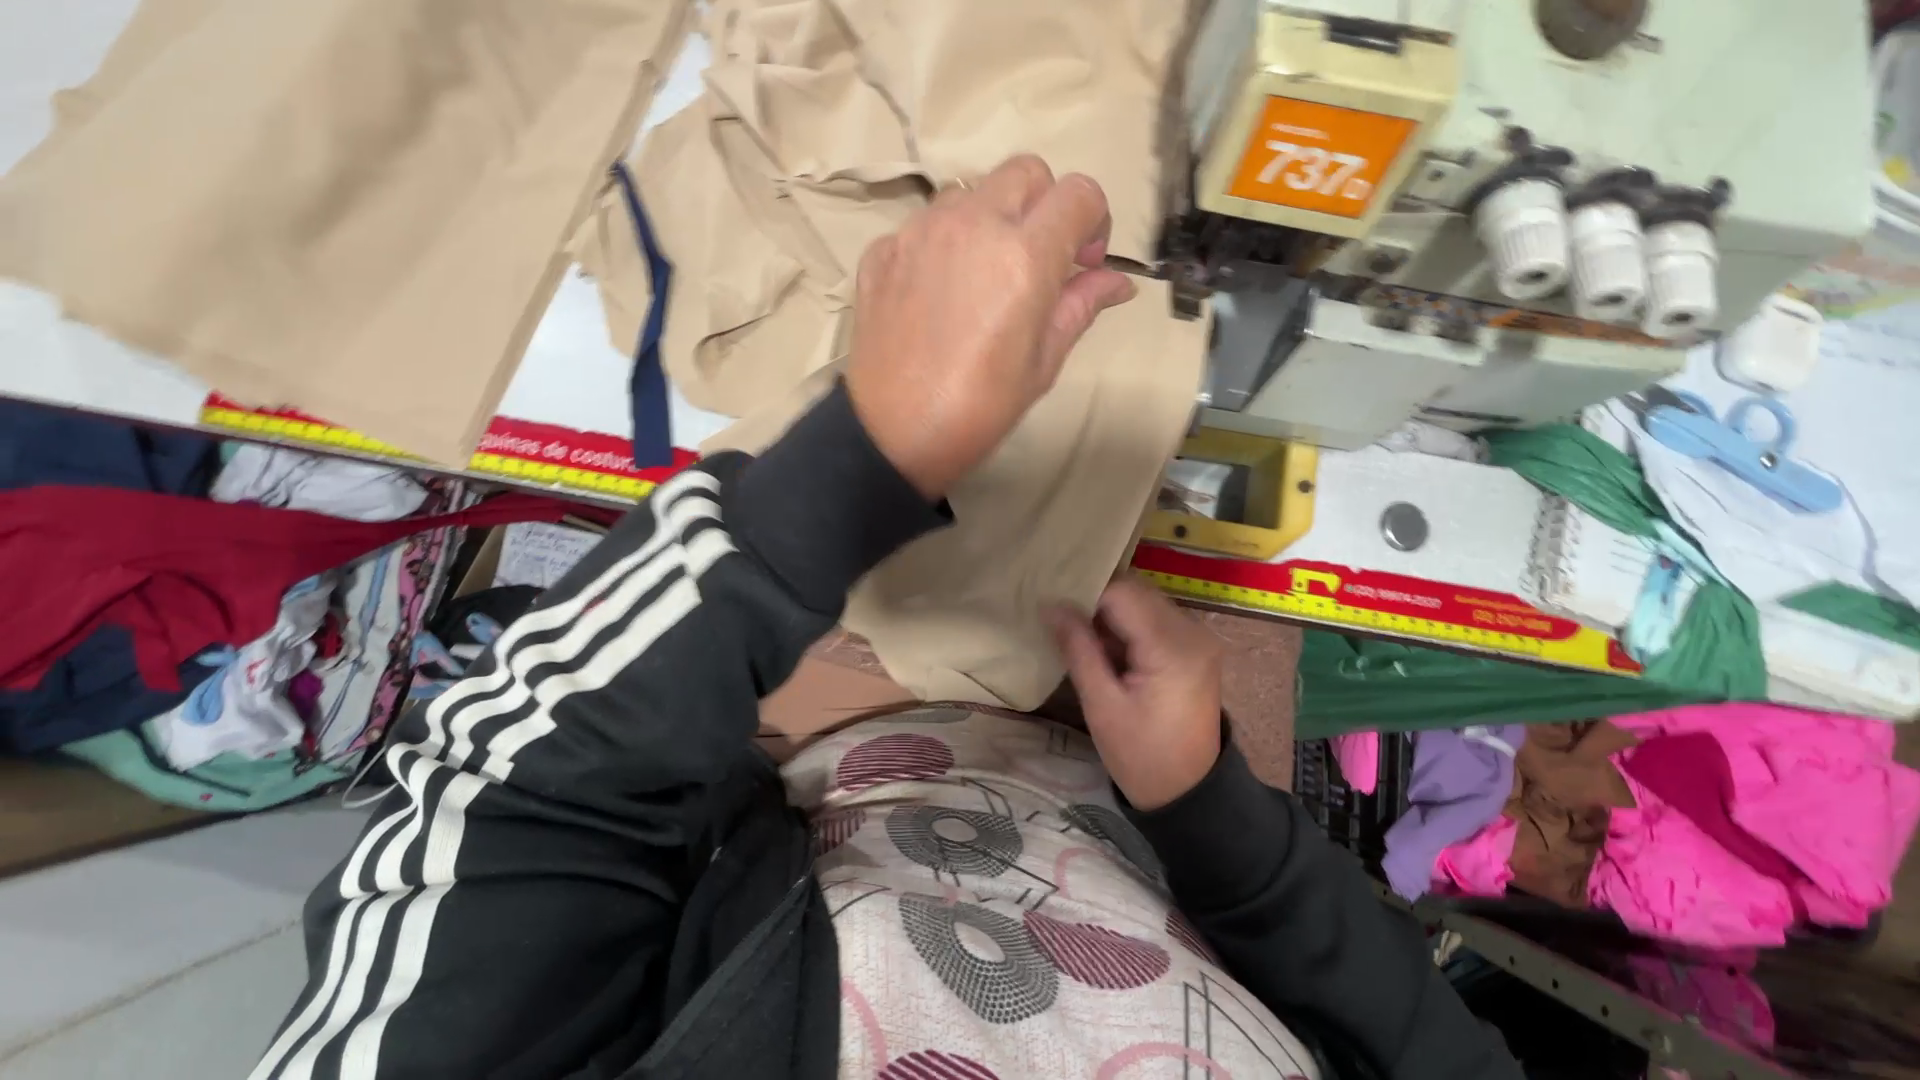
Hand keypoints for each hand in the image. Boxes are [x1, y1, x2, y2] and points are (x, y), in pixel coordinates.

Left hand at [845, 154, 1138, 498]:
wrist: (892, 435)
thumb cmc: (979, 408)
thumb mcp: (1042, 362)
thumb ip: (1080, 306)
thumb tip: (1116, 281)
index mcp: (1023, 254)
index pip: (1079, 193)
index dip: (1093, 221)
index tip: (1083, 262)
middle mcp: (971, 225)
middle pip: (1025, 173)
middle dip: (1044, 206)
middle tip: (1039, 260)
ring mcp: (919, 232)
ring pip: (970, 193)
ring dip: (990, 220)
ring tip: (983, 278)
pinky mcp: (882, 250)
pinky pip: (924, 225)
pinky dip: (943, 245)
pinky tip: (939, 295)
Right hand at [1046, 577, 1224, 810]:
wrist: (1189, 792)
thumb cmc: (1140, 755)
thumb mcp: (1101, 705)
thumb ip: (1078, 649)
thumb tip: (1051, 605)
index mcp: (1171, 646)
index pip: (1122, 592)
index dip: (1085, 592)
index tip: (1053, 605)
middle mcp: (1193, 631)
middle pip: (1136, 590)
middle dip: (1097, 600)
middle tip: (1062, 619)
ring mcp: (1198, 637)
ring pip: (1145, 601)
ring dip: (1112, 612)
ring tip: (1081, 635)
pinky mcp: (1196, 647)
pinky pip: (1156, 618)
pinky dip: (1129, 624)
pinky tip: (1107, 647)